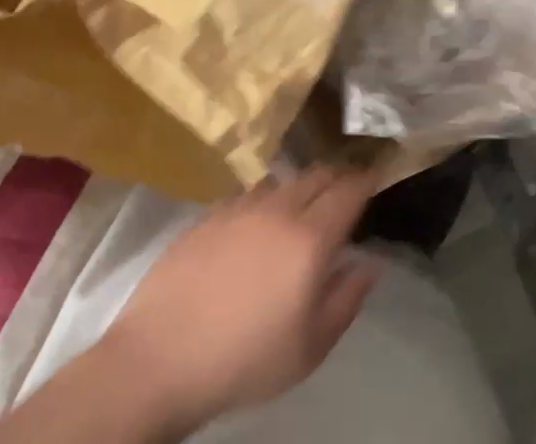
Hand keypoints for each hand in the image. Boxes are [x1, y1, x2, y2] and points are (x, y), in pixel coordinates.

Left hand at [98, 167, 382, 432]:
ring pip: (279, 182)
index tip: (376, 179)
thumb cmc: (246, 359)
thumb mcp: (311, 346)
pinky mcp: (205, 218)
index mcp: (309, 239)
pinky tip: (256, 225)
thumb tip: (369, 264)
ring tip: (300, 209)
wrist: (159, 360)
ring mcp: (236, 210)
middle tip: (345, 193)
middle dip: (336, 178)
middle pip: (315, 176)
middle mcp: (276, 212)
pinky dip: (263, 201)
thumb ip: (347, 298)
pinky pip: (245, 196)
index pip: (348, 191)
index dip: (366, 180)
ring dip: (298, 188)